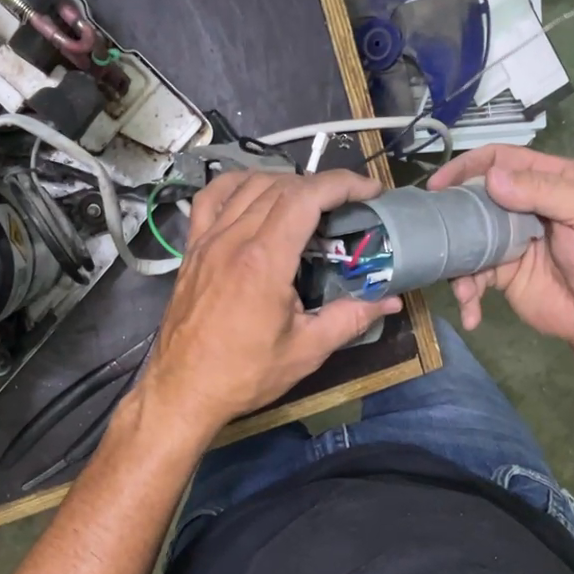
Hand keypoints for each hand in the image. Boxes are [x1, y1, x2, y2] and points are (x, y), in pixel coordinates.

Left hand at [137, 169, 402, 432]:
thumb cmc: (245, 374)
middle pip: (281, 186)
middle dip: (320, 186)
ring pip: (247, 186)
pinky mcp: (192, 250)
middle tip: (348, 205)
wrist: (184, 390)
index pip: (306, 197)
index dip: (342, 184)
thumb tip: (389, 301)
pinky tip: (254, 192)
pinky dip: (237, 185)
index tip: (369, 191)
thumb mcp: (306, 350)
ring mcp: (207, 241)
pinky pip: (211, 199)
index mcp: (264, 260)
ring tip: (309, 201)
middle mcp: (233, 239)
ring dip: (284, 182)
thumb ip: (350, 318)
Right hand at [428, 145, 573, 351]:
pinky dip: (467, 295)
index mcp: (550, 180)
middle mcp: (526, 206)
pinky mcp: (503, 275)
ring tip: (462, 289)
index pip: (501, 159)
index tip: (440, 186)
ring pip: (468, 240)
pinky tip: (471, 312)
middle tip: (431, 231)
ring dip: (457, 263)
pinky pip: (473, 277)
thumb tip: (492, 178)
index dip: (468, 167)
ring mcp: (511, 241)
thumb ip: (543, 190)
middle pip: (476, 198)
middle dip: (452, 215)